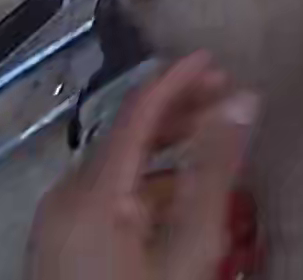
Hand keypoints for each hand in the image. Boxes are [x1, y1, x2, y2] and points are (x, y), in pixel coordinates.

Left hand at [27, 51, 259, 279]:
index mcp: (90, 195)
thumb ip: (217, 166)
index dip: (178, 78)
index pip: (138, 111)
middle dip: (182, 107)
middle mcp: (65, 200)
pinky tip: (185, 185)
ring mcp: (58, 225)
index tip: (215, 57)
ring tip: (215, 135)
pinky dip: (152, 171)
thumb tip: (244, 98)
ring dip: (171, 138)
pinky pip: (112, 186)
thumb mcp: (192, 243)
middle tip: (228, 95)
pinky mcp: (64, 244)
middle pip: (129, 130)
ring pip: (122, 157)